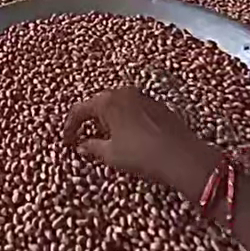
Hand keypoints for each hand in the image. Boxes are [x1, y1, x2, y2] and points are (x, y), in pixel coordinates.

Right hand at [63, 88, 219, 201]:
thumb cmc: (142, 154)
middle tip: (83, 138)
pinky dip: (126, 121)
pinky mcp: (158, 107)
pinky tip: (128, 138)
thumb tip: (82, 145)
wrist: (182, 157)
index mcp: (108, 102)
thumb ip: (92, 146)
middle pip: (99, 105)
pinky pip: (134, 110)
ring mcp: (143, 98)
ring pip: (118, 106)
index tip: (67, 140)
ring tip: (106, 140)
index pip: (80, 110)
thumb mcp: (111, 155)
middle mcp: (125, 93)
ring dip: (109, 121)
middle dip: (90, 122)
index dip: (70, 126)